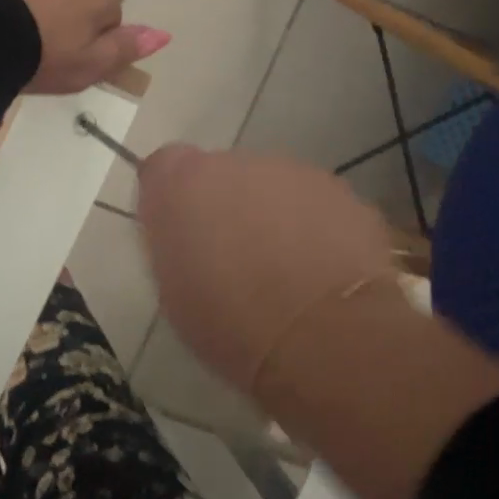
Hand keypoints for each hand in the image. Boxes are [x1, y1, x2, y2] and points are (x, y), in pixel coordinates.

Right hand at [136, 145, 395, 394]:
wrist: (329, 335)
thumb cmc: (234, 323)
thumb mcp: (175, 293)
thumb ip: (174, 246)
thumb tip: (187, 239)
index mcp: (178, 184)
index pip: (163, 168)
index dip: (173, 199)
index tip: (183, 235)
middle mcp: (228, 163)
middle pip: (220, 175)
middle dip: (225, 206)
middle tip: (236, 258)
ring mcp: (286, 171)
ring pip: (268, 187)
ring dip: (270, 216)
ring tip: (288, 270)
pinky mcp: (336, 188)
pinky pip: (312, 202)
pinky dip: (313, 227)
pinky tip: (324, 271)